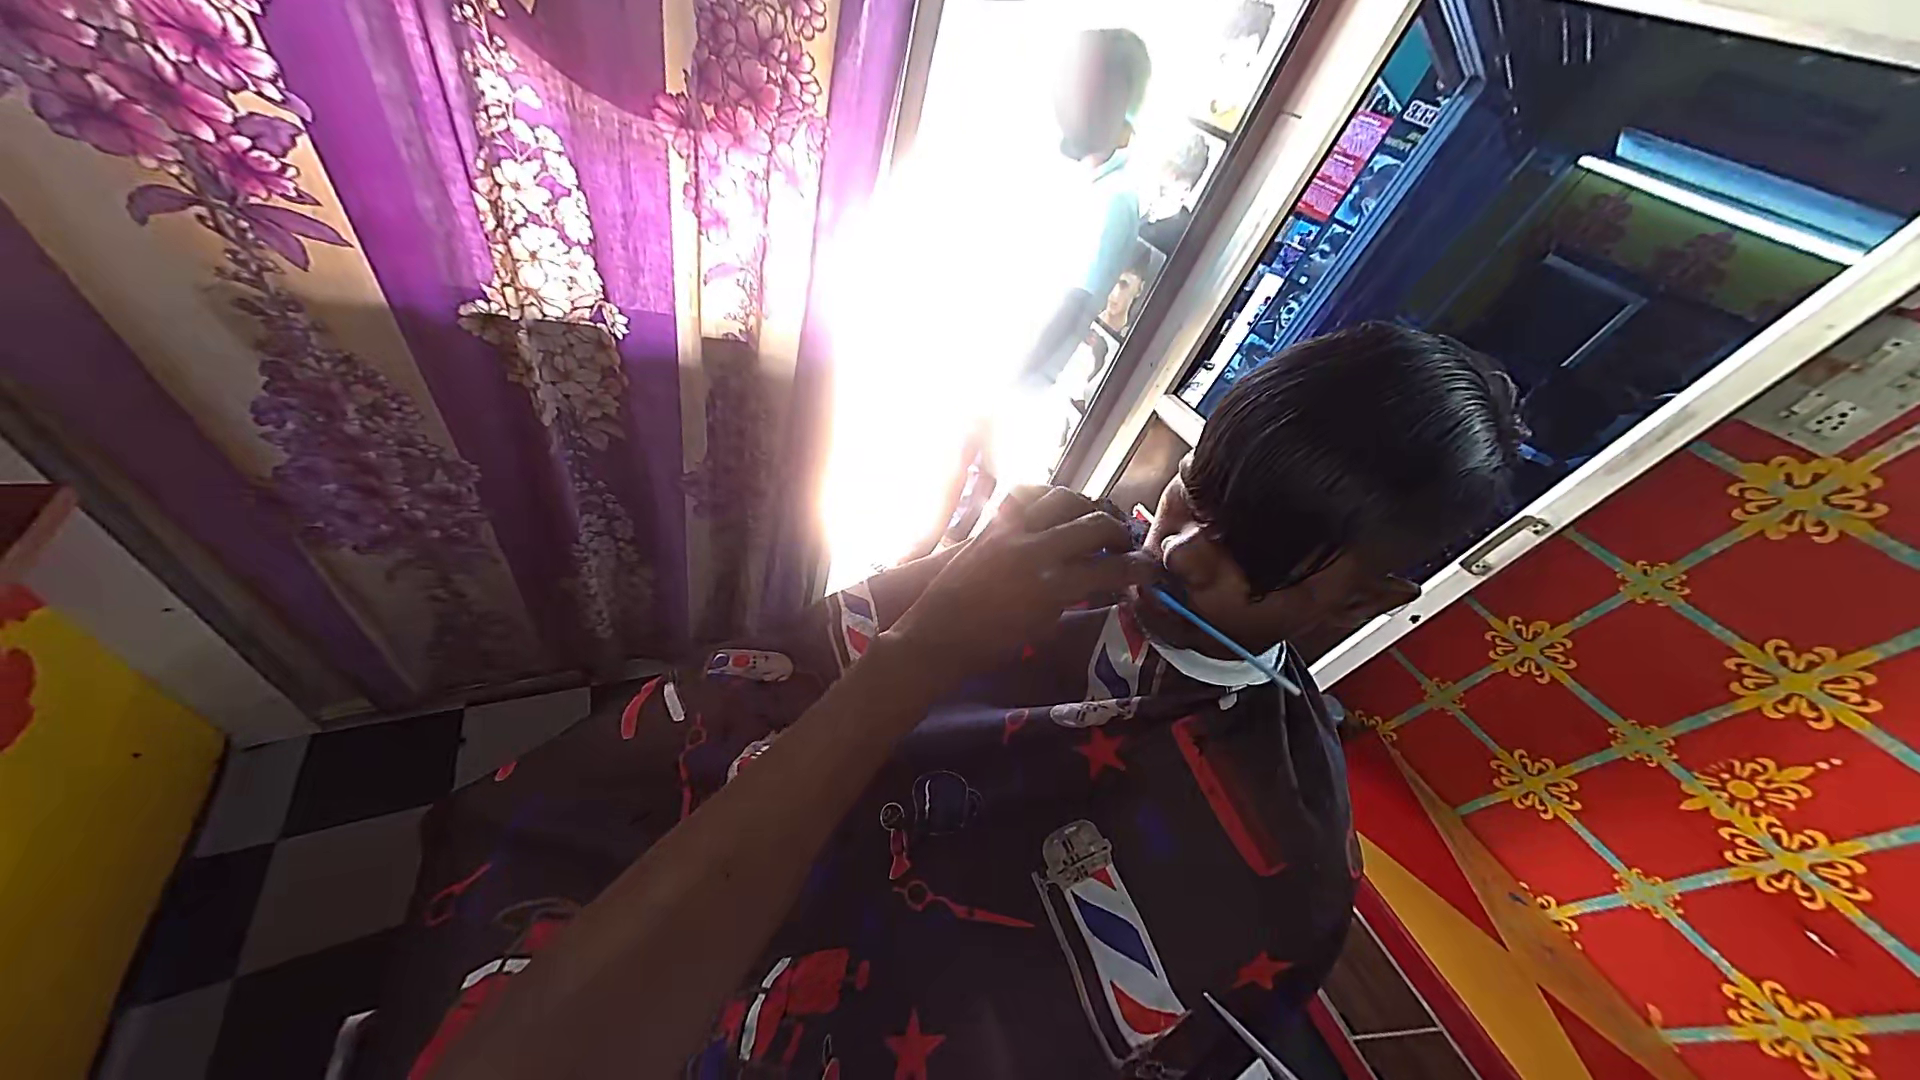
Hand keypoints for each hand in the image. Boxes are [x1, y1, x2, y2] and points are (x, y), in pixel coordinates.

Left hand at [886, 486, 1155, 680]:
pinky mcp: (992, 523)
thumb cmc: (992, 643)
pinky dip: (1047, 495)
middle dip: (1119, 532)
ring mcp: (1011, 530)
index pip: (1111, 569)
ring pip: (1063, 497)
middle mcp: (1035, 550)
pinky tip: (1054, 507)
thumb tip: (1094, 580)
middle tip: (1124, 544)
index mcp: (1052, 586)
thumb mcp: (1043, 627)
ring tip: (1092, 518)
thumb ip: (1072, 598)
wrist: (939, 633)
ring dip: (1087, 506)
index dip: (1140, 568)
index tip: (1150, 569)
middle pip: (1095, 524)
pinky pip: (1026, 494)